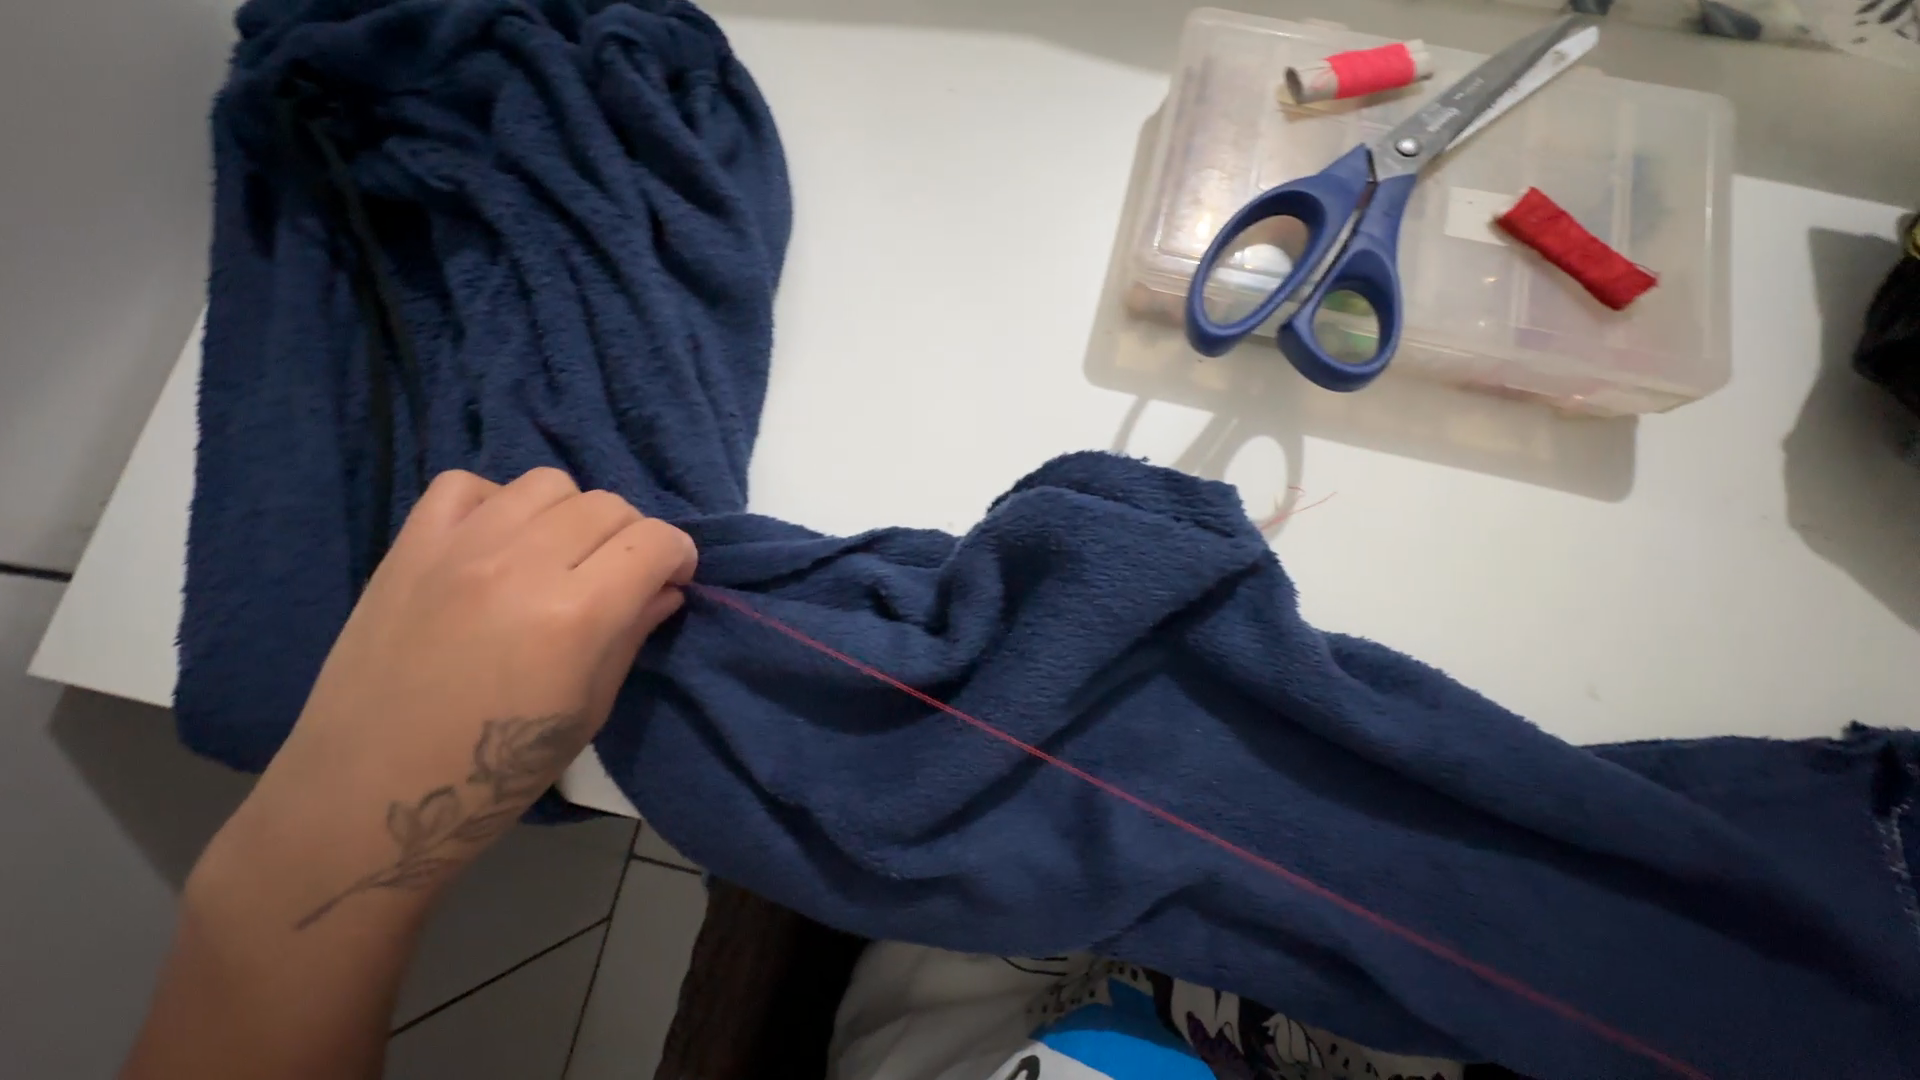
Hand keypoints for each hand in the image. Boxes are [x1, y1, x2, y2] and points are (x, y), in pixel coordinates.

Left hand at [213, 467, 696, 927]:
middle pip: (608, 506)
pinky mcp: (409, 546)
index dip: (679, 556)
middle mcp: (522, 564)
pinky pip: (468, 485)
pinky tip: (499, 544)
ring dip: (572, 514)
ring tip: (560, 555)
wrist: (370, 793)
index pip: (655, 541)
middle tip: (620, 576)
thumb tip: (664, 590)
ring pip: (547, 484)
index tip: (672, 580)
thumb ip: (632, 634)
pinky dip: (498, 503)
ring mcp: (459, 548)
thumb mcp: (590, 709)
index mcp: (576, 615)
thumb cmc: (497, 771)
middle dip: (633, 537)